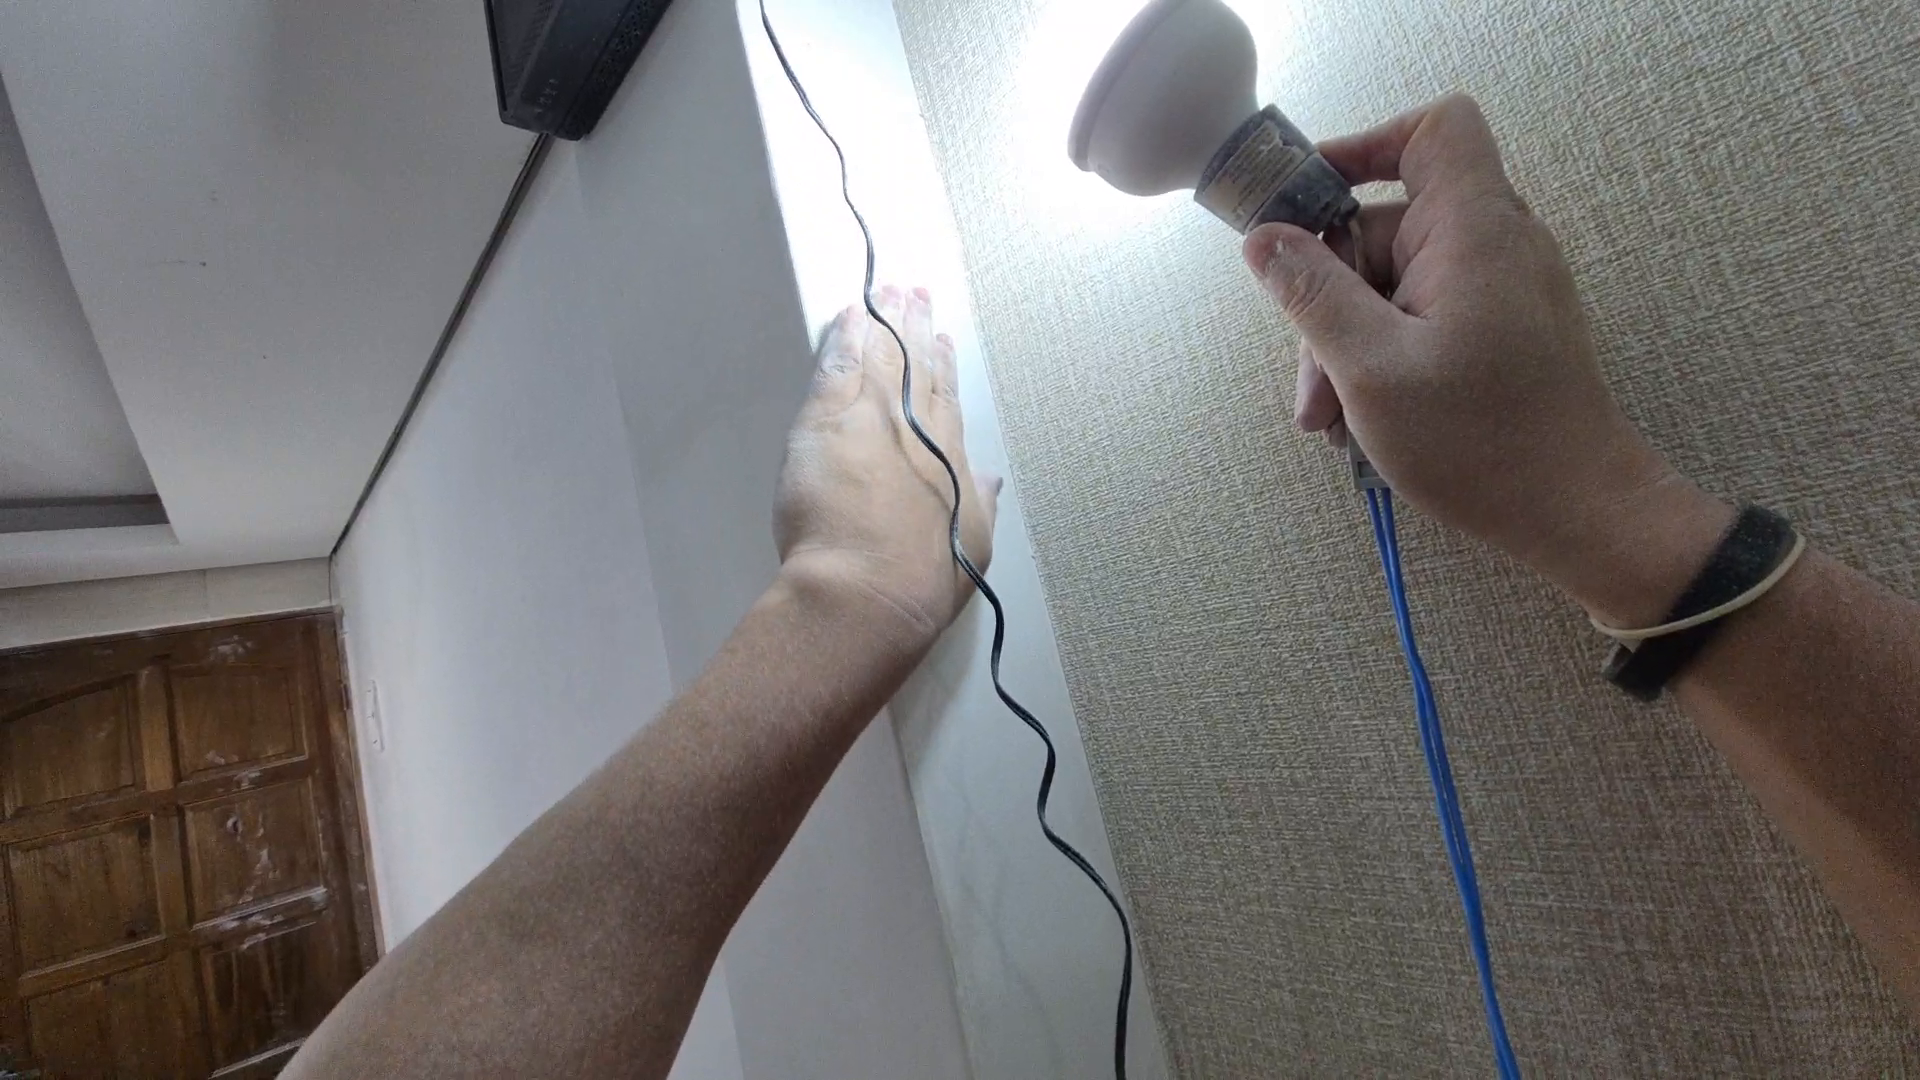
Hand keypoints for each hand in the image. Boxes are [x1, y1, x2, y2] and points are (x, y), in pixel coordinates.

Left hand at [774, 285, 1000, 649]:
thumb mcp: (973, 544)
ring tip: (886, 292)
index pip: (946, 398)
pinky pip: (838, 365)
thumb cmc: (926, 578)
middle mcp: (914, 426)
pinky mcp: (827, 421)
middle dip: (916, 328)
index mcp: (948, 455)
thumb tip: (992, 477)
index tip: (943, 339)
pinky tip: (848, 316)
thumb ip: (982, 504)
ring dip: (884, 322)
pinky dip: (844, 337)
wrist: (870, 589)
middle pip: (915, 366)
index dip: (944, 366)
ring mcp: (871, 417)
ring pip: (880, 356)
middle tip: (915, 293)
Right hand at [1244, 94, 1728, 624]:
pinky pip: (1410, 319)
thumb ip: (1312, 295)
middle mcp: (1488, 246)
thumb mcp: (1369, 367)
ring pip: (1385, 287)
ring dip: (1341, 344)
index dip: (1362, 149)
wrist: (1567, 510)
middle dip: (1327, 298)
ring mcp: (1489, 291)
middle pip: (1381, 230)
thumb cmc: (1475, 440)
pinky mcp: (1487, 330)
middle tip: (1309, 379)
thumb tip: (1262, 239)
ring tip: (1326, 415)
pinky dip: (1372, 357)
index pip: (1430, 134)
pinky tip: (1354, 415)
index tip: (1300, 202)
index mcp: (1471, 233)